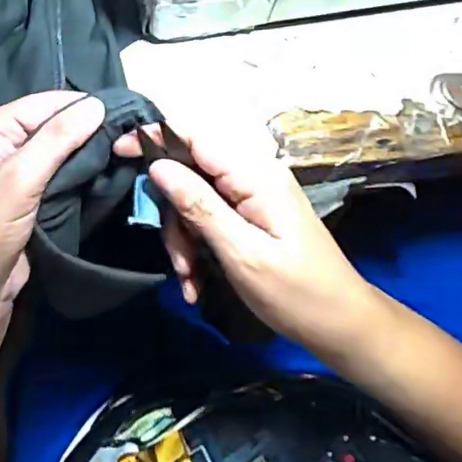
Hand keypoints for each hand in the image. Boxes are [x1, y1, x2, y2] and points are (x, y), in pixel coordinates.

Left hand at [0, 92, 104, 346]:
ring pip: (61, 149)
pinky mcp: (31, 195)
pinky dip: (82, 171)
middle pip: (54, 123)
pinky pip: (61, 173)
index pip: (46, 102)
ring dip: (88, 150)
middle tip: (131, 132)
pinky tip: (108, 170)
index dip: (83, 105)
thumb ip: (58, 138)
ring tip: (126, 148)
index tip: (126, 111)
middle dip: (88, 126)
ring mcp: (17, 170)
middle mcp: (4, 142)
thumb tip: (97, 104)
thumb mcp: (20, 178)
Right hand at [114, 120, 388, 356]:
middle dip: (175, 215)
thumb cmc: (296, 293)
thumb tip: (158, 165)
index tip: (119, 149)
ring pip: (195, 198)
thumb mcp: (241, 254)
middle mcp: (253, 174)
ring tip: (190, 280)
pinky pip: (210, 215)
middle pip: (190, 171)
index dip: (156, 135)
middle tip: (178, 261)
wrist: (341, 325)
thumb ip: (199, 205)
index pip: (196, 135)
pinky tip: (198, 281)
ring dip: (184, 239)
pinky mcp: (251, 212)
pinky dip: (198, 246)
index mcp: (255, 174)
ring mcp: (253, 193)